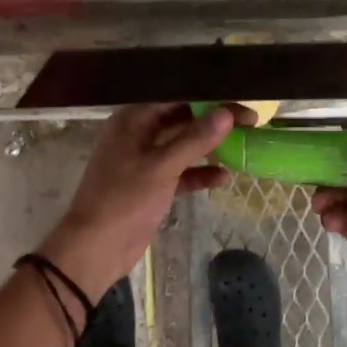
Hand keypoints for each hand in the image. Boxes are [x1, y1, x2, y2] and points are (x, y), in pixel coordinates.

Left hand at [39, 104, 235, 301]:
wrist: (95, 249)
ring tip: (244, 146)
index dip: (209, 98)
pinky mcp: (151, 185)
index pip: (177, 98)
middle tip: (250, 123)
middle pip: (181, 119)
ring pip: (182, 146)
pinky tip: (224, 177)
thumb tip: (226, 113)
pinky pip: (180, 172)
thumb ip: (195, 139)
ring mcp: (144, 160)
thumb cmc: (124, 199)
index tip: (240, 102)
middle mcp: (137, 134)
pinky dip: (199, 174)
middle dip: (214, 121)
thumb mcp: (162, 166)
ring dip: (209, 147)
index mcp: (133, 120)